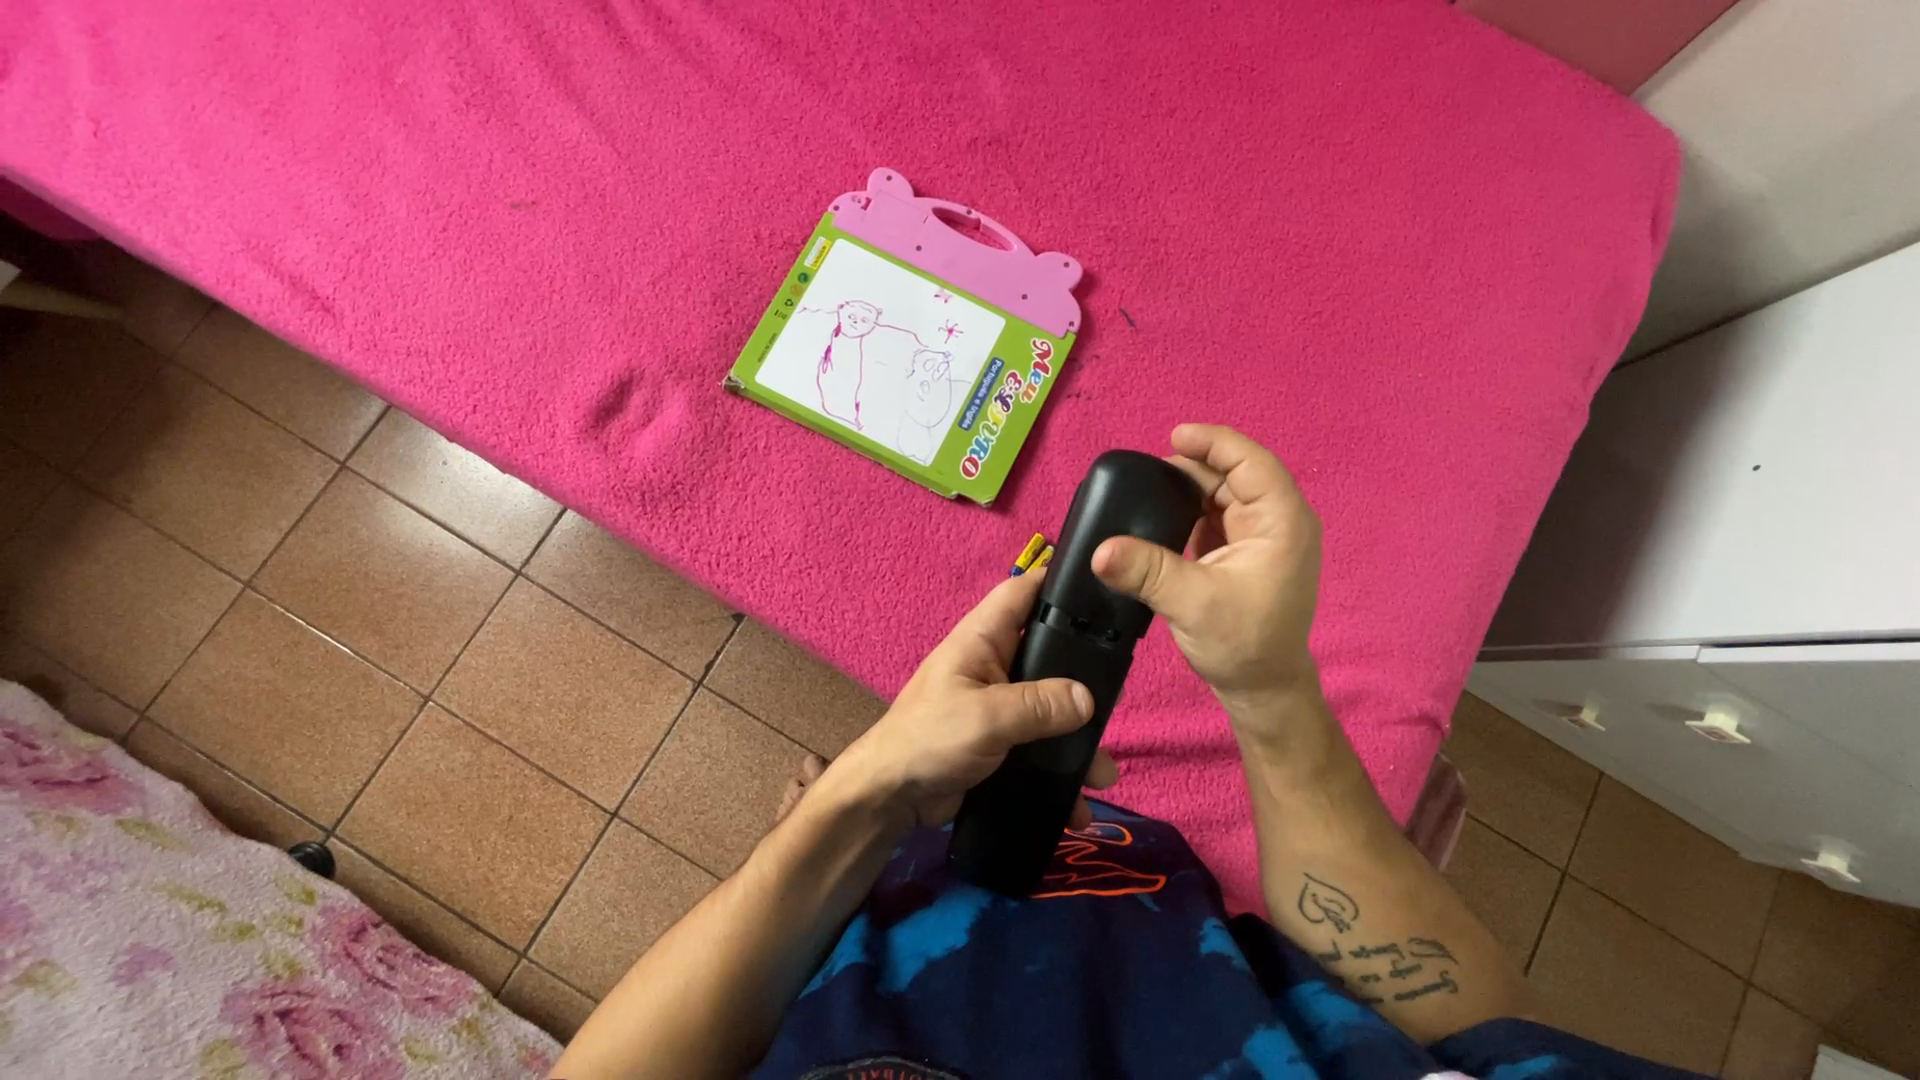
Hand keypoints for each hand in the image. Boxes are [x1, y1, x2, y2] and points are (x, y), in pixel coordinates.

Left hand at [823, 569, 1119, 830]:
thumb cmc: (929, 739)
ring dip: (1077, 742)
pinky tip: (1078, 805)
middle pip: (1050, 654)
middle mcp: (994, 666)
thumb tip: (1089, 699)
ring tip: (1104, 774)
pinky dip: (1058, 773)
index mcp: (982, 640)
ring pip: (1051, 710)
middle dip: (1085, 677)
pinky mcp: (1001, 743)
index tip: (1104, 584)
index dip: (1058, 581)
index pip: (1022, 592)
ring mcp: (998, 706)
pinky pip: (1040, 749)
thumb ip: (1039, 705)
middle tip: (1123, 696)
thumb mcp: (986, 718)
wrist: (891, 799)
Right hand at [1092, 424, 1323, 725]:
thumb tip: (1099, 550)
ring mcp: (1259, 536)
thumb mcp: (1193, 604)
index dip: (1213, 443)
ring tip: (1144, 491)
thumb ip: (1147, 572)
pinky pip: (1213, 515)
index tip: (1174, 436)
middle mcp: (1276, 521)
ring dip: (1186, 489)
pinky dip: (1186, 511)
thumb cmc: (1243, 644)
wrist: (1261, 687)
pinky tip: (1157, 515)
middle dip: (1191, 467)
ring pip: (1221, 494)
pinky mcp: (1241, 551)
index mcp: (1281, 522)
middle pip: (1233, 475)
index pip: (1250, 463)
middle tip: (1143, 473)